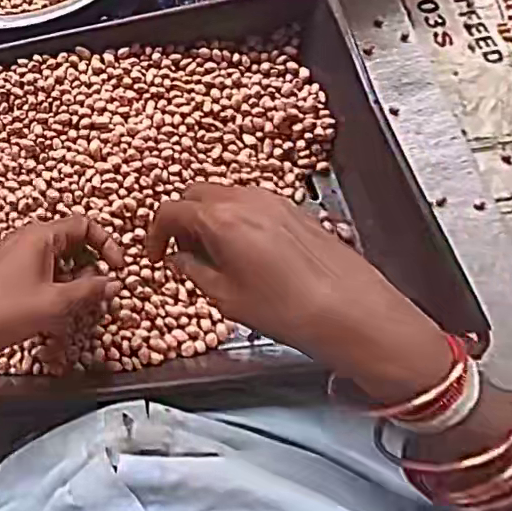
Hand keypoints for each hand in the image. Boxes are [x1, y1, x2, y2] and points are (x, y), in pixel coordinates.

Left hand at [0, 216, 125, 380]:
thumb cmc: (6, 311)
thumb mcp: (57, 302)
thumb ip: (90, 290)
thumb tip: (113, 283)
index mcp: (40, 235)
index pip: (84, 225)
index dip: (107, 244)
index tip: (118, 268)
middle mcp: (26, 238)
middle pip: (72, 240)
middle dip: (92, 263)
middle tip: (101, 290)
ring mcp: (15, 254)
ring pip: (57, 257)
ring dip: (75, 276)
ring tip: (79, 303)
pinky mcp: (7, 272)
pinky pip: (41, 269)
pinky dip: (56, 283)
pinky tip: (57, 307)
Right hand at [145, 184, 450, 400]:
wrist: (357, 316)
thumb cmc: (290, 311)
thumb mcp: (225, 297)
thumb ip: (192, 270)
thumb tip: (179, 259)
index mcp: (220, 219)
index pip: (170, 211)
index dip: (155, 233)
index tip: (156, 254)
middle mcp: (246, 200)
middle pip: (195, 194)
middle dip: (181, 220)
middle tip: (182, 251)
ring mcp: (274, 201)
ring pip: (224, 196)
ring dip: (208, 217)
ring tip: (213, 254)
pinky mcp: (296, 210)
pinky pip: (251, 203)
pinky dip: (235, 218)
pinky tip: (245, 252)